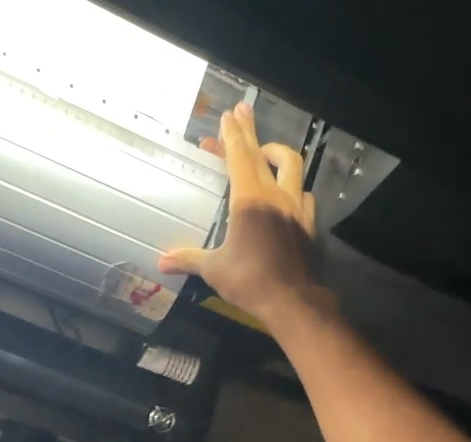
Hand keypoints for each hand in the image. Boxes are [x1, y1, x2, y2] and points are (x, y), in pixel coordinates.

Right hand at [159, 103, 325, 327]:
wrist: (292, 300)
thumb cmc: (249, 281)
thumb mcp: (214, 270)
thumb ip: (190, 259)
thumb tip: (162, 262)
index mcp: (249, 199)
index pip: (239, 157)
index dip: (232, 135)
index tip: (228, 115)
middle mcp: (275, 195)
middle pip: (264, 153)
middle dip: (251, 132)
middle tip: (243, 111)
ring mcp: (297, 207)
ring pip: (291, 166)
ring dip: (278, 155)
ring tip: (267, 153)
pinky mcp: (309, 223)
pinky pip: (303, 194)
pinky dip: (293, 187)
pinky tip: (287, 194)